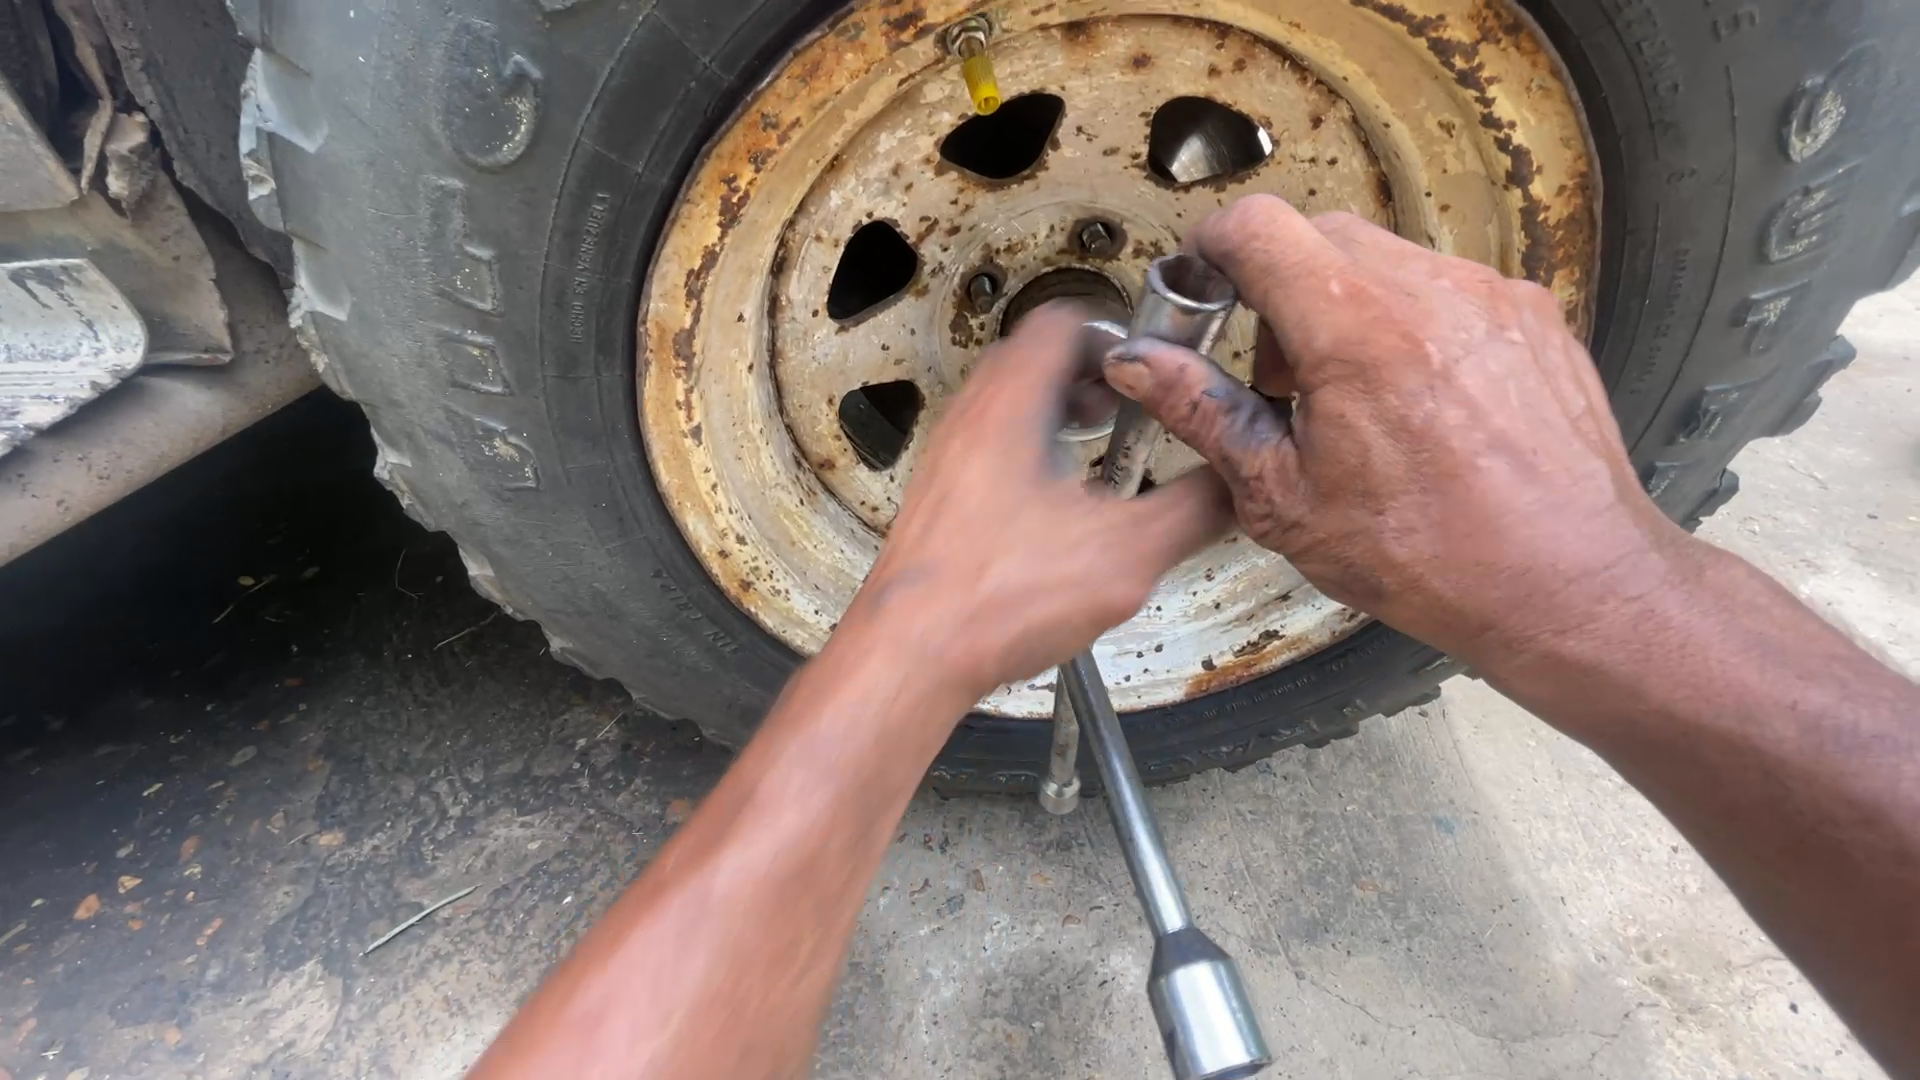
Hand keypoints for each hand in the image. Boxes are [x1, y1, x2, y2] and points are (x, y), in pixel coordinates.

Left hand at [843, 304, 1232, 707]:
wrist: (912, 653)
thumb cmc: (992, 598)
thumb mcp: (1126, 552)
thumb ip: (1193, 510)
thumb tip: (1233, 488)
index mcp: (1010, 404)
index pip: (1062, 322)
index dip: (1117, 335)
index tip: (1151, 366)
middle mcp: (969, 420)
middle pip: (1035, 359)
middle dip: (1094, 380)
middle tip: (1131, 408)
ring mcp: (948, 459)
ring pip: (1010, 407)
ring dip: (1061, 418)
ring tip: (1100, 455)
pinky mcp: (941, 500)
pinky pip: (991, 451)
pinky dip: (1032, 457)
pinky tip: (1058, 509)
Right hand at [1102, 196, 1689, 664]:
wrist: (1563, 582)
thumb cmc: (1421, 552)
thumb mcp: (1279, 493)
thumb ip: (1201, 411)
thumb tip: (1140, 362)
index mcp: (1355, 332)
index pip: (1258, 228)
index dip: (1210, 246)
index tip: (1199, 286)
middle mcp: (1429, 292)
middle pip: (1315, 235)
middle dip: (1268, 290)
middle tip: (1266, 375)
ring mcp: (1489, 297)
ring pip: (1377, 259)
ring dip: (1330, 308)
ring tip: (1336, 399)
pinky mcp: (1526, 316)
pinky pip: (1435, 286)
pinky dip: (1392, 322)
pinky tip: (1399, 401)